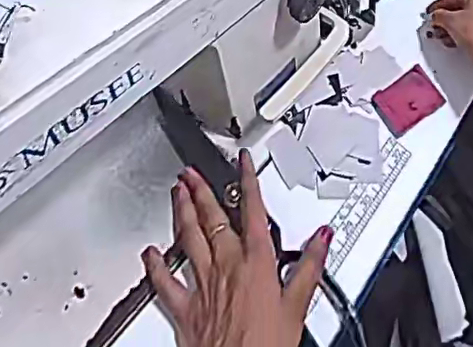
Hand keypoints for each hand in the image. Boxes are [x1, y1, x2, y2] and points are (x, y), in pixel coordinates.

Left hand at [143, 149, 331, 346]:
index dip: (247, 180)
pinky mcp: (185, 311)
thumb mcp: (297, 307)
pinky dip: (156, 266)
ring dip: (183, 213)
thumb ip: (310, 266)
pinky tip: (150, 253)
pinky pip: (166, 284)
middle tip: (192, 173)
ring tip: (177, 193)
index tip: (242, 161)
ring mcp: (203, 286)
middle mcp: (227, 266)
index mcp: (256, 261)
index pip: (252, 209)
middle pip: (214, 219)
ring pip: (190, 240)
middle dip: (203, 192)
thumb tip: (323, 237)